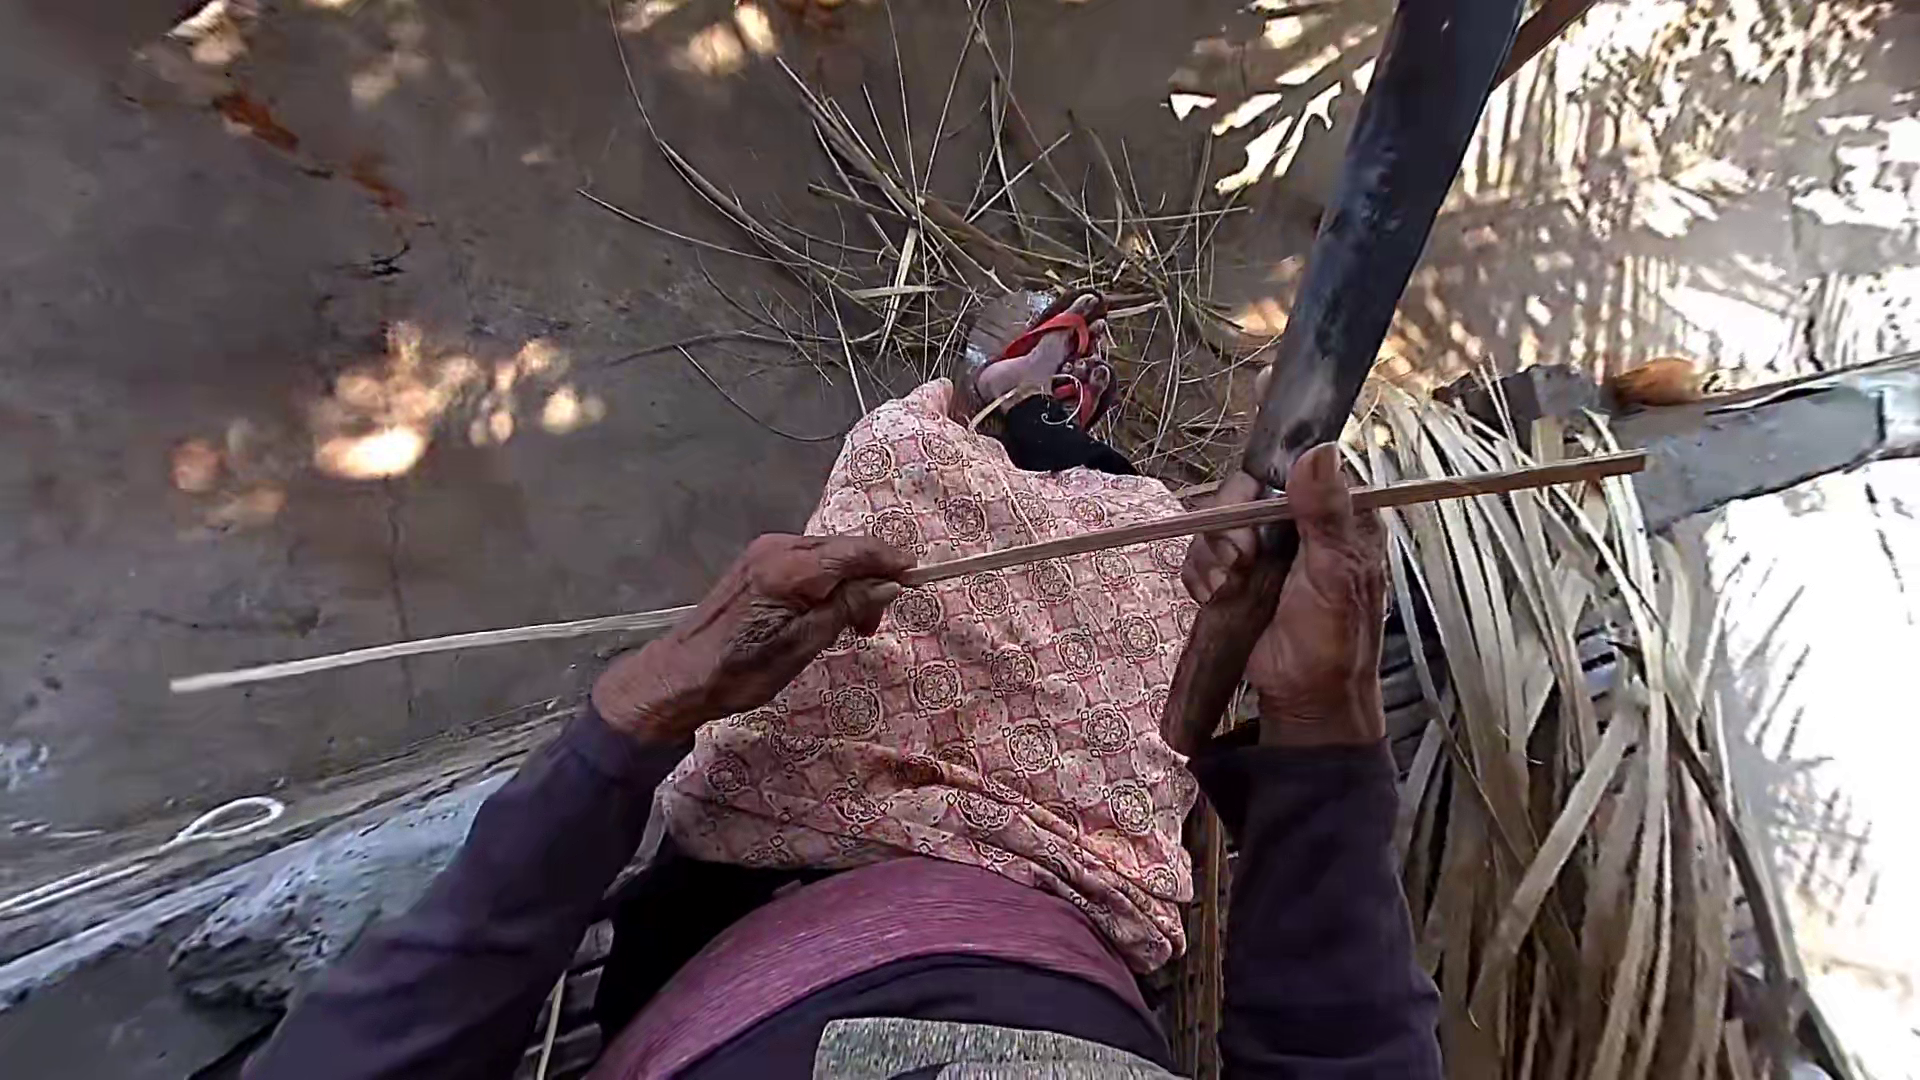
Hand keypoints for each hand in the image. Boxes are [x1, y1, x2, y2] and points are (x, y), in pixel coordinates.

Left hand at [592, 534, 910, 742]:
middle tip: (875, 621)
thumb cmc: (741, 670)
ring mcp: (766, 551)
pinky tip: (826, 610)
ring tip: (852, 623)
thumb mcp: (802, 645)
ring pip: (829, 554)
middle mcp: (779, 548)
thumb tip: (888, 584)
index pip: (856, 550)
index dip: (890, 560)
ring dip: (850, 581)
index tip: (916, 577)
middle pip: (845, 548)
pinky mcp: (759, 561)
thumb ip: (847, 607)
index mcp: (790, 568)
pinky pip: (810, 561)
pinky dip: (829, 581)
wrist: (679, 675)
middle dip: (871, 576)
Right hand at [1181, 444, 1387, 746]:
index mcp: (1334, 517)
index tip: (1248, 518)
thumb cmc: (1332, 639)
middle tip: (1237, 563)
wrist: (1304, 698)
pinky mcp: (1232, 576)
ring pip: (1213, 527)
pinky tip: (1211, 597)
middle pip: (1239, 497)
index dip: (1257, 488)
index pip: (1286, 471)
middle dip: (1225, 530)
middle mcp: (1294, 527)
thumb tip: (1318, 450)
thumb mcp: (1336, 574)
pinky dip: (1198, 576)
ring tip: (1223, 590)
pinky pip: (1199, 557)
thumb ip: (1325, 515)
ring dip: (1208, 558)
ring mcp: (1261, 552)